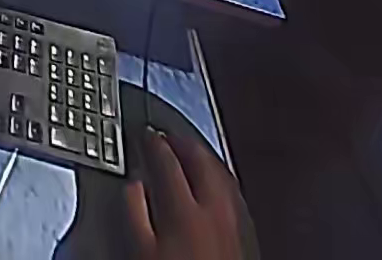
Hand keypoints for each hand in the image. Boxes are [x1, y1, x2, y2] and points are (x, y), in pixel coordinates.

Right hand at [122, 128, 244, 259]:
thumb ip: (133, 209)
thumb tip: (133, 182)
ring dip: (203, 157)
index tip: (144, 134)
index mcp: (184, 210)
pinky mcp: (248, 240)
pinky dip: (219, 179)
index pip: (166, 158)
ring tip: (188, 152)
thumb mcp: (140, 250)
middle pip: (201, 159)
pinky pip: (233, 194)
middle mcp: (215, 211)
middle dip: (181, 141)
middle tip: (166, 135)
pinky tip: (211, 184)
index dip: (152, 141)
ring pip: (223, 175)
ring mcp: (236, 225)